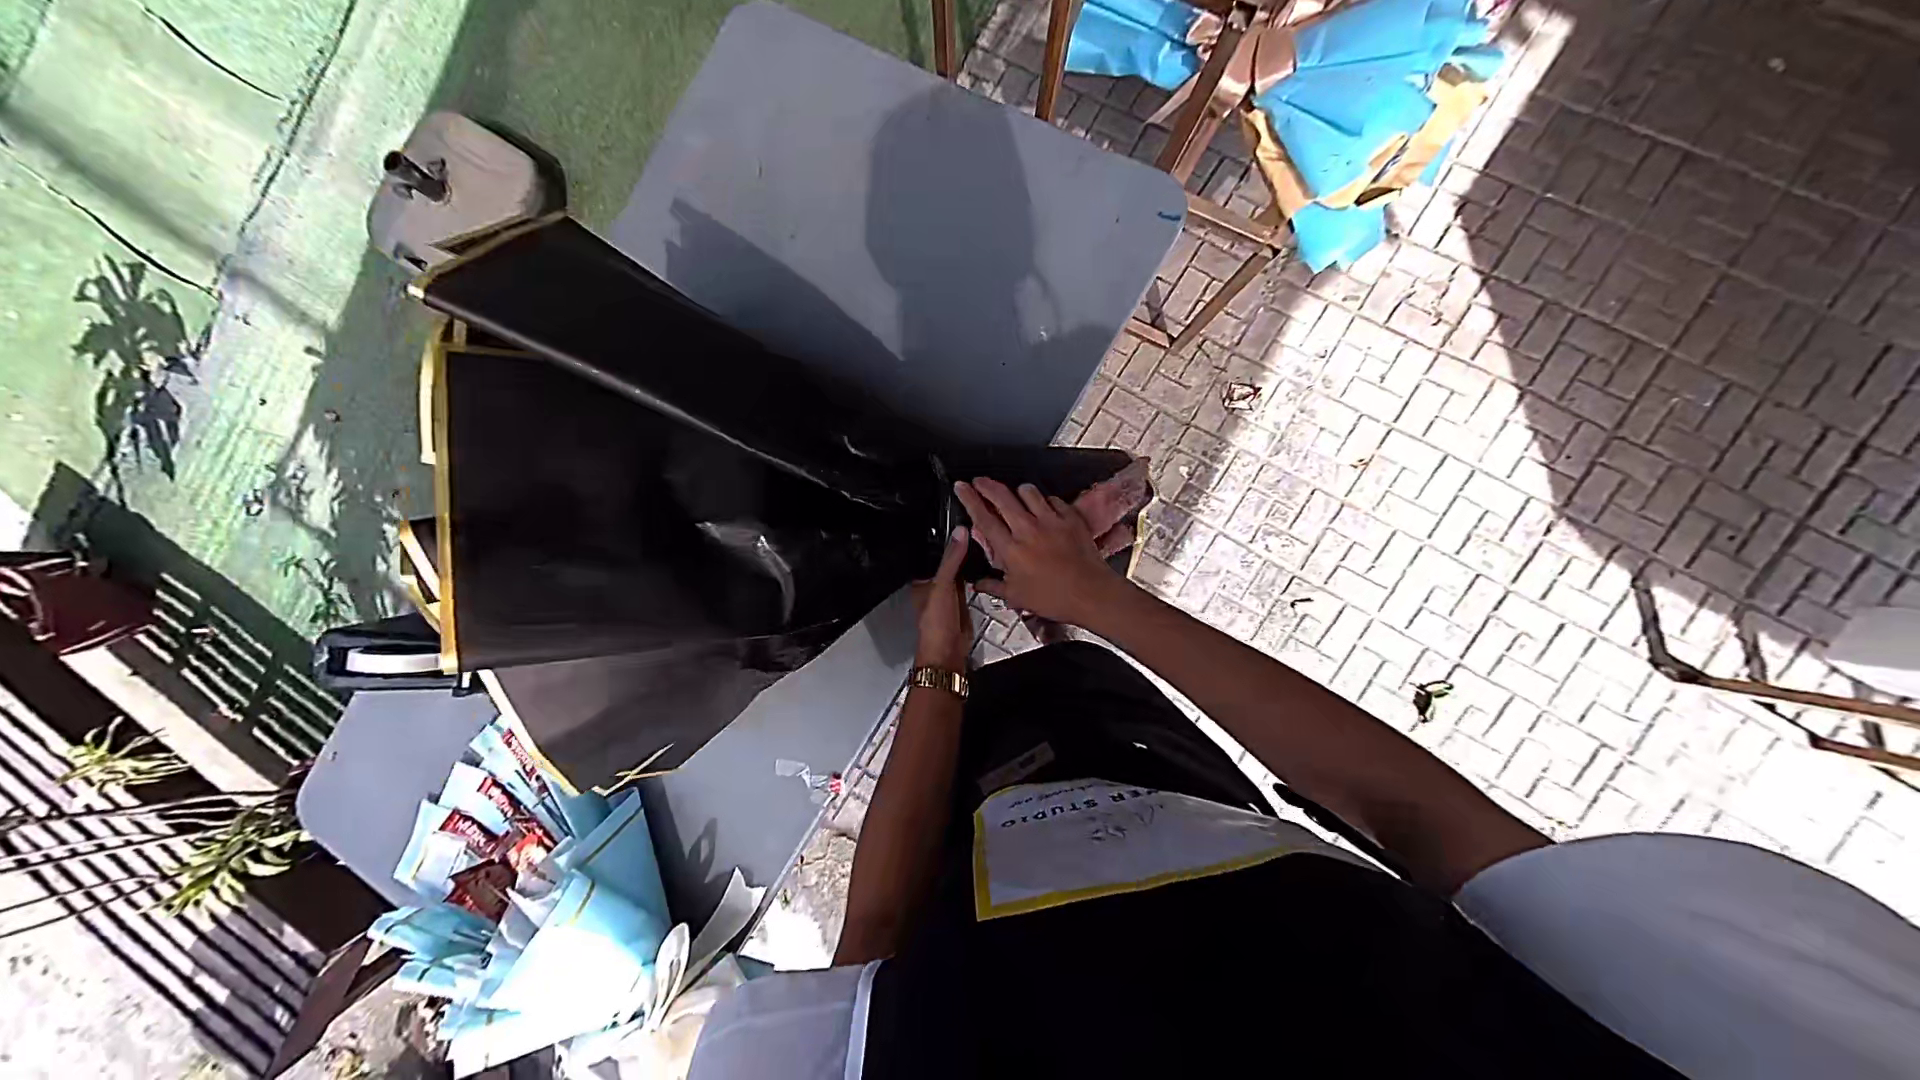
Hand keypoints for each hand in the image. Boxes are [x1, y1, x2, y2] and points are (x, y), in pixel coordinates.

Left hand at [911, 525, 973, 670]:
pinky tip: (984, 563)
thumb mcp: (942, 586)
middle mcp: (933, 584)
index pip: (931, 552)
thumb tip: (959, 534)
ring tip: (981, 538)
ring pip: (959, 569)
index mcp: (921, 579)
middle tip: (974, 525)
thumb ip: (951, 560)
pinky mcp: (962, 600)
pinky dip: (976, 573)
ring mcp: (948, 593)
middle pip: (946, 560)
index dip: (942, 537)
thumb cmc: (935, 624)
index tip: (956, 519)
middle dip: (957, 547)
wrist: (949, 653)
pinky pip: (969, 581)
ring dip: (968, 559)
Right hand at [954, 477, 1126, 627]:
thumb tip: (978, 583)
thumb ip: (993, 586)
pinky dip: (1046, 501)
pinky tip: (1045, 509)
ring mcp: (1051, 521)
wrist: (1091, 594)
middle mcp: (1029, 530)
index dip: (970, 499)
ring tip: (1015, 496)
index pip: (984, 518)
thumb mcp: (1017, 597)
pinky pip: (1053, 500)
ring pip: (1029, 492)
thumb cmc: (1054, 598)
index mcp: (1011, 550)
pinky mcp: (1070, 519)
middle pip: (1002, 496)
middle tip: (979, 480)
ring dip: (1018, 491)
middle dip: (987, 485)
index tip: (962, 487)